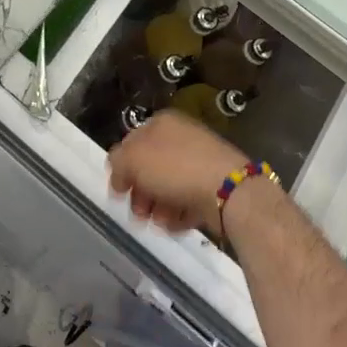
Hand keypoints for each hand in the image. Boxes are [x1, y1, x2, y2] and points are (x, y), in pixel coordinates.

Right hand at [107, 111, 249, 234]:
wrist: (228, 191)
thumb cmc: (175, 168)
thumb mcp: (134, 160)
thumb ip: (118, 162)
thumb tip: (118, 173)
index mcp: (161, 123)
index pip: (132, 142)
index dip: (122, 167)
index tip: (118, 192)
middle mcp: (180, 138)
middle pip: (150, 167)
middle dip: (140, 192)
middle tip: (138, 212)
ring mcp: (199, 162)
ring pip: (168, 186)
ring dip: (157, 206)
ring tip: (158, 221)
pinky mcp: (213, 186)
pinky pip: (188, 199)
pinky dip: (178, 213)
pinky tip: (175, 223)